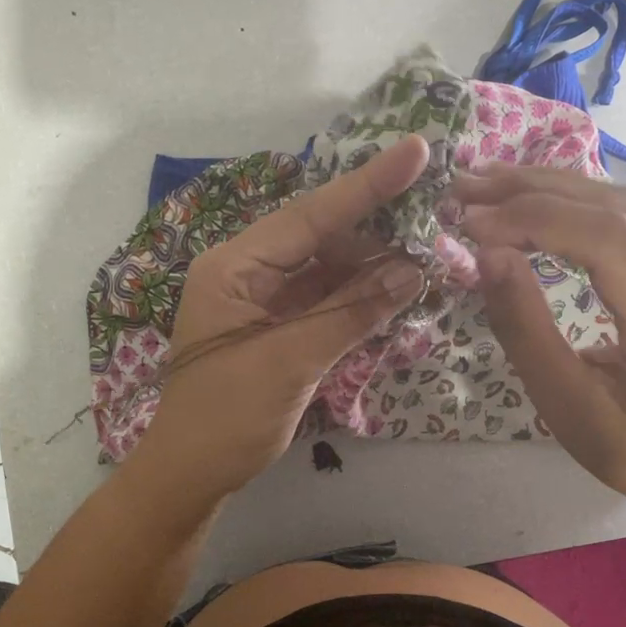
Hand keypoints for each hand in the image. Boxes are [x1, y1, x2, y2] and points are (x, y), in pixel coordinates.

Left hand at [129, 138, 430, 501]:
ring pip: (325, 269)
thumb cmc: (227, 418)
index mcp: (233, 267)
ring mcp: (259, 302)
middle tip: (435, 208)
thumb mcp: (291, 361)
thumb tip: (413, 269)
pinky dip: (358, 297)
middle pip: (318, 236)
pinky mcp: (274, 330)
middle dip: (376, 227)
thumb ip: (351, 311)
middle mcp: (244, 273)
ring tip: (430, 248)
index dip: (366, 186)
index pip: (309, 216)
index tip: (416, 151)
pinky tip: (398, 286)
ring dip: (372, 264)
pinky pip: (322, 300)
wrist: (190, 475)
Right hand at [453, 166, 625, 522]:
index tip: (470, 221)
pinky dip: (578, 205)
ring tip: (490, 185)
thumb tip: (487, 254)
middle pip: (615, 208)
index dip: (532, 217)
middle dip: (533, 189)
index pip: (603, 238)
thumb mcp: (564, 404)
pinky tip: (538, 202)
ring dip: (553, 188)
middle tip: (466, 186)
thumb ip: (525, 327)